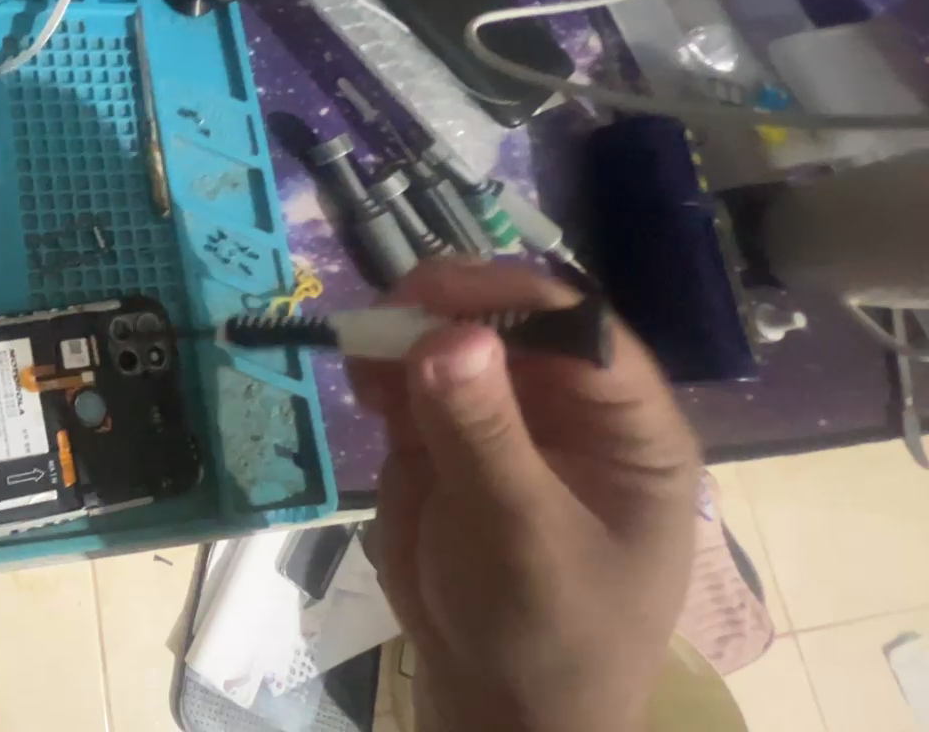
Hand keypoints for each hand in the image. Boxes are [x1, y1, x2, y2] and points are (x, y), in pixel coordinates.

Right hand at [350, 261, 701, 731]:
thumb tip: (447, 335)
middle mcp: (563, 406)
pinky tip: (364, 391)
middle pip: (503, 320)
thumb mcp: (519, 533)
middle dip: (440, 311)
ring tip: (364, 370)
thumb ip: (484, 434)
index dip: (506, 299)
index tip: (427, 296)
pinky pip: (406, 374)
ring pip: (444, 338)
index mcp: (624, 427)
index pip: (578, 328)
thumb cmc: (542, 628)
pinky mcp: (438, 431)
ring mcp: (497, 416)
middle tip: (380, 323)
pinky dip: (378, 368)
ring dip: (399, 338)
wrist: (490, 694)